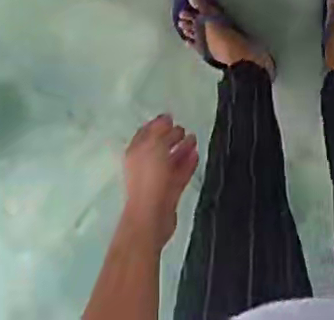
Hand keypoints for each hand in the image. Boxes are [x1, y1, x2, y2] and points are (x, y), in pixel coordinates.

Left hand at [119, 113, 198, 243]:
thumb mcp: (153, 144)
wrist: (151, 216)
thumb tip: (166, 118)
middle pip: (159, 146)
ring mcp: (156, 179)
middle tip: (184, 129)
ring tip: (194, 139)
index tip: (171, 117)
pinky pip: (179, 173)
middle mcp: (144, 164)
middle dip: (171, 136)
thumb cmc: (149, 176)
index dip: (157, 124)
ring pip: (170, 160)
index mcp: (136, 151)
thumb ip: (160, 129)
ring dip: (182, 149)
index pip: (146, 133)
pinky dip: (187, 164)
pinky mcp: (168, 192)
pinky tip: (196, 155)